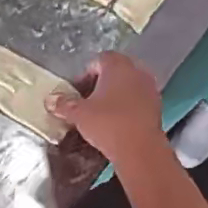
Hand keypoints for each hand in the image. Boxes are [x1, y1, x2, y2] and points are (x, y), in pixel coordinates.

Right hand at [47, 51, 163, 158]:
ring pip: (127, 85)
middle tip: (86, 100)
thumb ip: (64, 105)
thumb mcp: (78, 114)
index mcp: (117, 66)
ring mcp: (149, 87)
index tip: (76, 90)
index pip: (100, 60)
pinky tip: (115, 122)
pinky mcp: (156, 105)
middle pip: (115, 71)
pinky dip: (126, 106)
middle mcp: (137, 71)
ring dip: (114, 95)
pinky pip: (137, 99)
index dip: (85, 74)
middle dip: (100, 84)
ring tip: (100, 112)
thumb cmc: (107, 123)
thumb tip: (50, 100)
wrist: (138, 147)